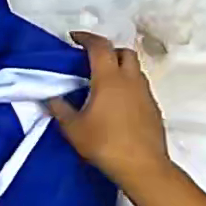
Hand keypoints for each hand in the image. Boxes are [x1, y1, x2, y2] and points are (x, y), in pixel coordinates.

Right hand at [47, 31, 173, 187]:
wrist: (143, 167)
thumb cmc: (104, 143)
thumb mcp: (72, 127)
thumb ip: (60, 108)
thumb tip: (51, 98)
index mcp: (109, 79)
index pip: (100, 46)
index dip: (86, 38)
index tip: (73, 38)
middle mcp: (130, 81)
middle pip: (123, 52)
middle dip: (107, 50)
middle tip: (91, 59)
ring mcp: (145, 94)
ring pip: (134, 69)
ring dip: (119, 68)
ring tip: (102, 81)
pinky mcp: (153, 109)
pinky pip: (139, 87)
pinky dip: (127, 86)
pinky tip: (115, 102)